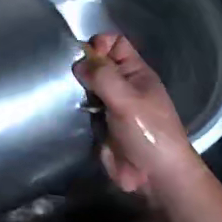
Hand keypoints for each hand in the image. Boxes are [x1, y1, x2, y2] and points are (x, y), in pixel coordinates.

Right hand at [74, 33, 205, 197]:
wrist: (156, 178)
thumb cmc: (149, 133)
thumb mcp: (128, 99)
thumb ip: (103, 76)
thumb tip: (78, 63)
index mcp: (136, 73)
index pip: (115, 43)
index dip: (100, 43)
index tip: (87, 56)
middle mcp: (123, 85)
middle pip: (97, 62)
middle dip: (83, 65)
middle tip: (72, 76)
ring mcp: (110, 104)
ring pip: (86, 83)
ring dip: (76, 86)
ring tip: (66, 92)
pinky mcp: (99, 122)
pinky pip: (81, 105)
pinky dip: (74, 105)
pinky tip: (65, 107)